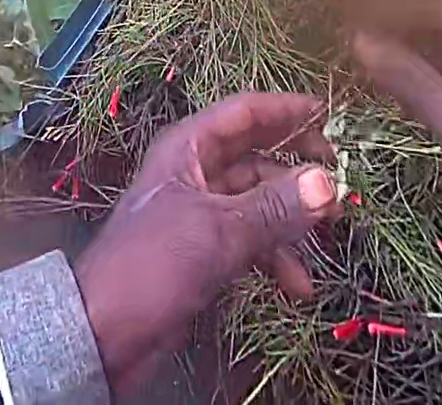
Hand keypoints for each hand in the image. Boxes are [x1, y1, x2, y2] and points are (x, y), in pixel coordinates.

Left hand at [71, 94, 341, 392]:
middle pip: (256, 153)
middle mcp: (196, 168)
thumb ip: (274, 207)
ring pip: (257, 198)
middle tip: (338, 177)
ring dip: (291, 217)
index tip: (330, 115)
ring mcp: (202, 208)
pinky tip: (296, 285)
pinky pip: (250, 236)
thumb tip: (328, 183)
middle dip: (296, 166)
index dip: (288, 109)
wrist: (103, 333)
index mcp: (189, 146)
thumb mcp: (217, 231)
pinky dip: (274, 254)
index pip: (246, 112)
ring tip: (326, 236)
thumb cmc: (153, 263)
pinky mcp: (205, 246)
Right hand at [353, 0, 441, 404]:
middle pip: (434, 13)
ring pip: (439, 40)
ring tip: (350, 43)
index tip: (338, 3)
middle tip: (338, 22)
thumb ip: (410, 80)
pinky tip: (383, 74)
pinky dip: (417, 69)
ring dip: (399, 42)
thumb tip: (356, 38)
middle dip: (389, 16)